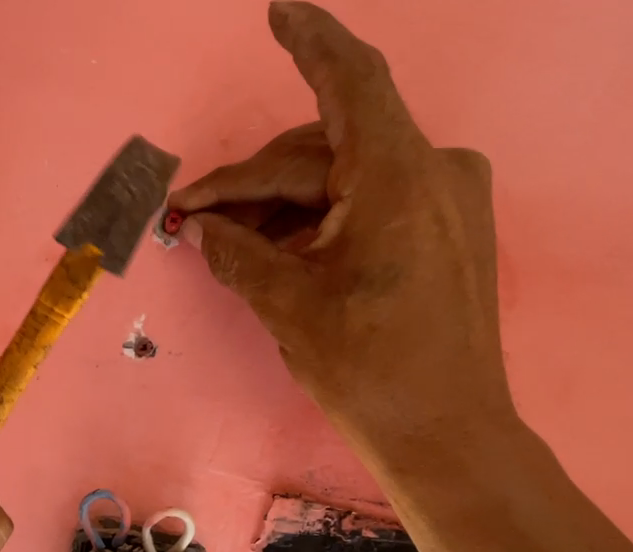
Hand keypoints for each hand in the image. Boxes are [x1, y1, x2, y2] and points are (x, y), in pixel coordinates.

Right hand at [171, 1, 516, 469]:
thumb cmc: (365, 366)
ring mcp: (444, 200)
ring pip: (341, 180)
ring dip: (277, 207)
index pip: (349, 83)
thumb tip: (203, 229)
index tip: (275, 10)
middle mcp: (431, 169)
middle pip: (323, 151)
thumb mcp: (287, 306)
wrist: (444, 428)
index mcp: (396, 176)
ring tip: (224, 244)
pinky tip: (273, 252)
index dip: (310, 42)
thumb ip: (240, 254)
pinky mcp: (442, 230)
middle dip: (250, 183)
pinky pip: (366, 204)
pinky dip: (314, 221)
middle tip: (188, 217)